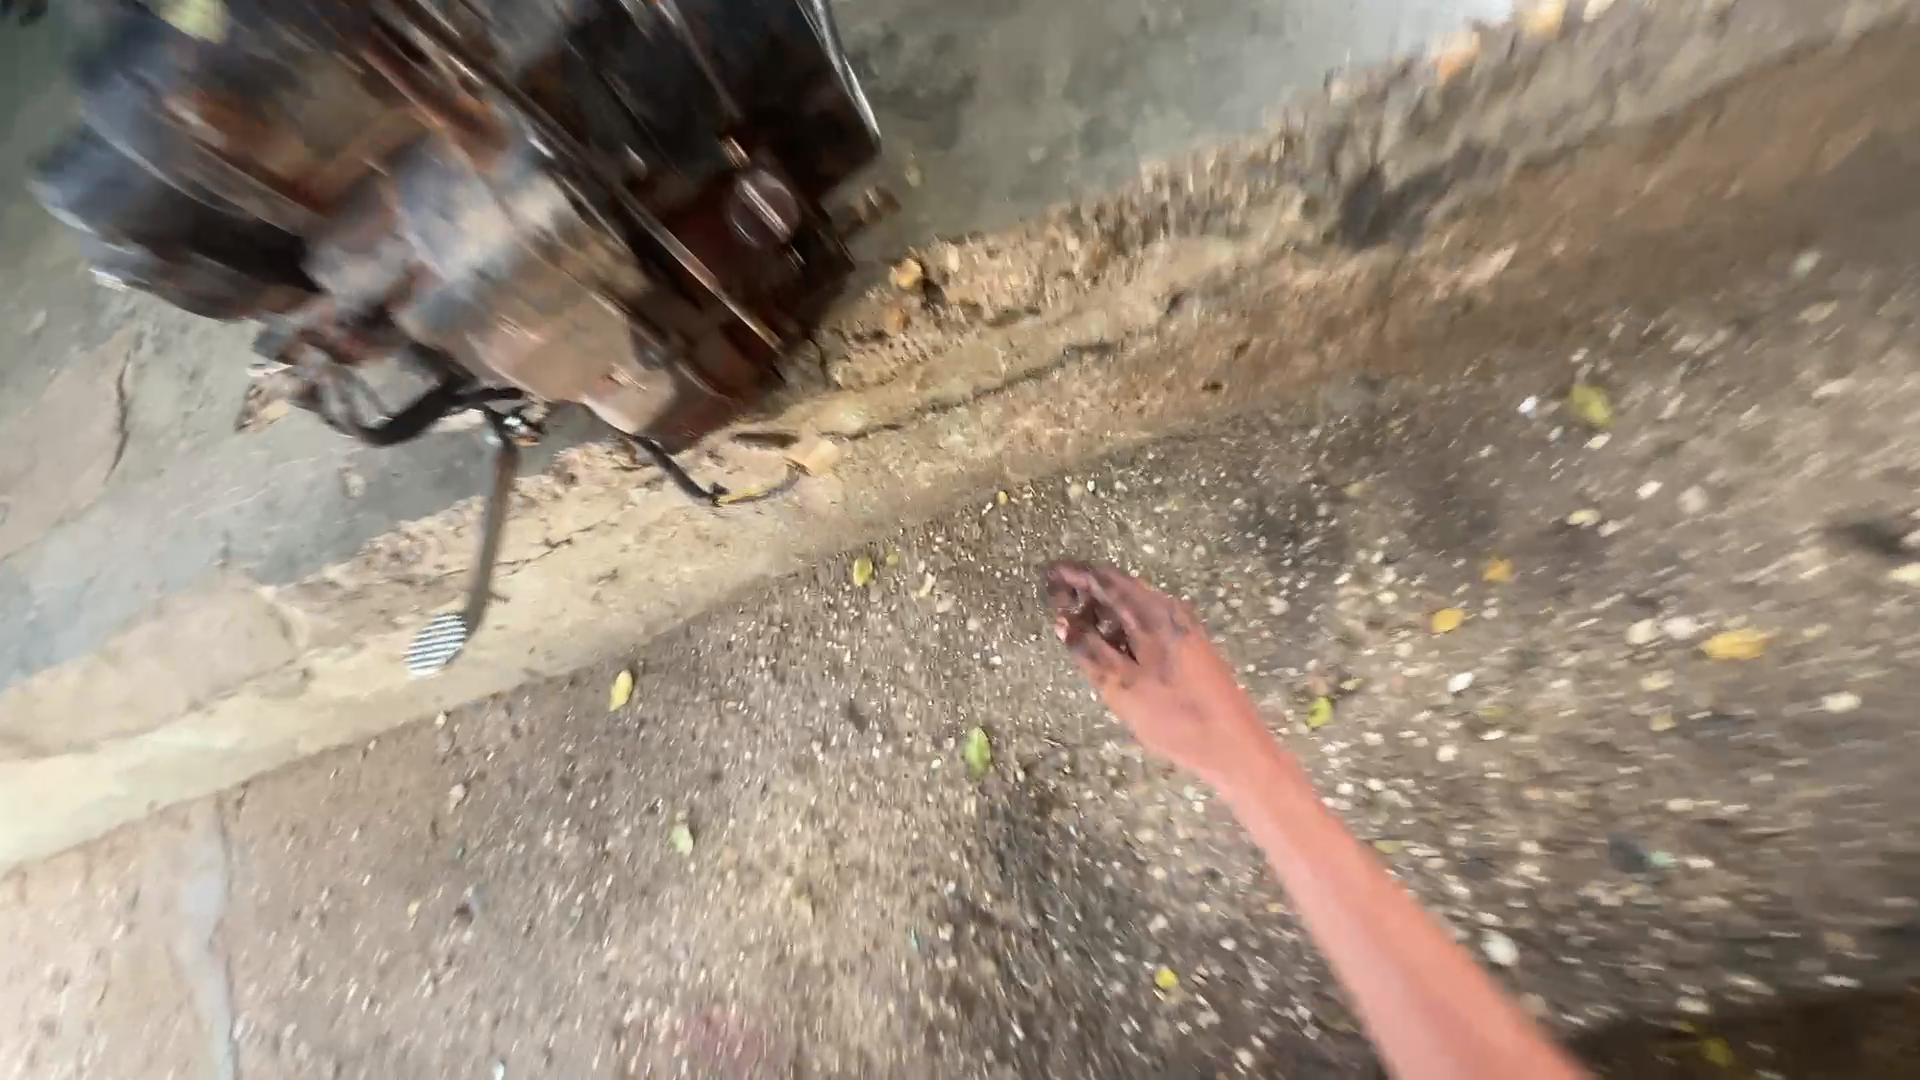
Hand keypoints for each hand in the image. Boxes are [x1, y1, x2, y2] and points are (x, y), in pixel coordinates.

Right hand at [1045, 562, 1280, 788]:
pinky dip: (1121, 626)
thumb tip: (1062, 621)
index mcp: (1153, 614)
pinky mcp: (1188, 645)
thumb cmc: (1176, 717)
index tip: (1047, 575)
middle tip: (1056, 605)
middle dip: (1086, 592)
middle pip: (1121, 588)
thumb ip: (1088, 650)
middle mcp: (1170, 611)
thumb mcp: (1122, 687)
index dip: (1074, 574)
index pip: (1106, 580)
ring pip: (1133, 606)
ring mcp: (1182, 627)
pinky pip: (1146, 622)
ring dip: (1103, 610)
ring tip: (1075, 627)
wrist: (1235, 747)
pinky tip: (1108, 646)